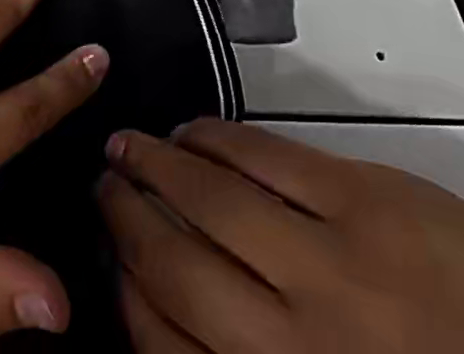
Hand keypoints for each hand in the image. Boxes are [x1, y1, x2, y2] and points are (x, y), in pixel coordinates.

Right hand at [99, 120, 463, 353]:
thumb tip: (166, 309)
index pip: (162, 339)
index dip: (121, 287)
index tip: (103, 254)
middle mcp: (291, 335)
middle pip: (173, 259)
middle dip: (123, 215)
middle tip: (99, 183)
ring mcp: (329, 256)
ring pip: (209, 197)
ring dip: (156, 165)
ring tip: (124, 145)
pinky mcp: (364, 197)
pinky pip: (266, 158)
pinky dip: (217, 139)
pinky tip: (191, 131)